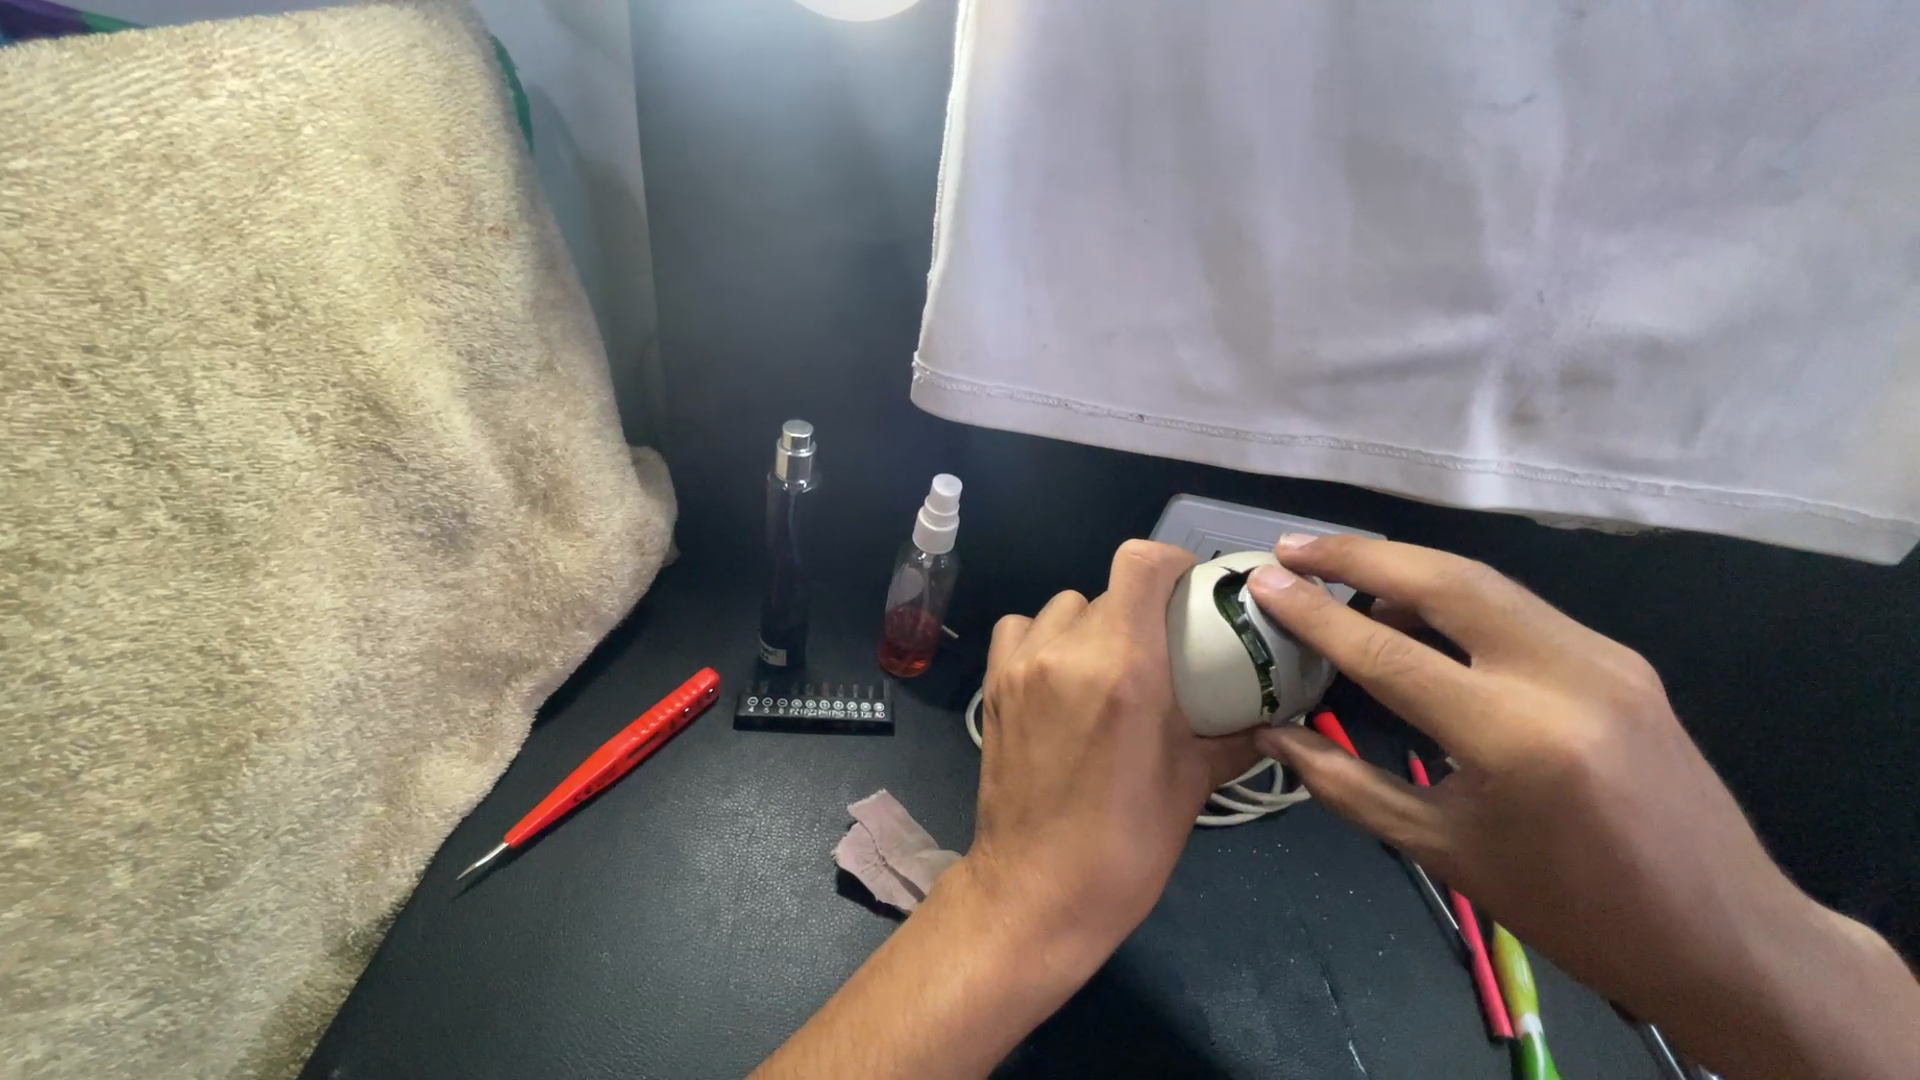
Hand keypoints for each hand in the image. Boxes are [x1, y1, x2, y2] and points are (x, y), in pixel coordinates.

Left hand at [970, 540, 1255, 965]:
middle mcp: (1066, 652)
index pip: (1139, 564)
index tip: (1190, 588)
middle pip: (1107, 588)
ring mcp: (1021, 665)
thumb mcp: (1192, 786)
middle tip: (1161, 647)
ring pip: (1063, 606)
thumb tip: (1268, 713)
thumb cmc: (1125, 846)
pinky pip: (1020, 630)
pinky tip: (1060, 674)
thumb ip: (1233, 735)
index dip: (1170, 563)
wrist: (1035, 891)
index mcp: (1124, 669)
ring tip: (1109, 665)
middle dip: (1140, 608)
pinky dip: (1044, 638)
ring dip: (1092, 623)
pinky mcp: (993, 685)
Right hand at [1246, 534, 1919, 1079]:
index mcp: (1512, 736)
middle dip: (1358, 555)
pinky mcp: (1617, 656)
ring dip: (1402, 565)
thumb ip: (1343, 782)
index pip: (1387, 652)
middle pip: (1444, 580)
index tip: (1262, 580)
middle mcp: (1563, 675)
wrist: (1724, 933)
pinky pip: (1514, 606)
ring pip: (1482, 580)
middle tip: (1293, 547)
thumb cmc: (1567, 905)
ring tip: (1335, 570)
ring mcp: (1601, 656)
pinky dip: (1449, 594)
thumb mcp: (1440, 849)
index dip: (1314, 613)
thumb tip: (1270, 734)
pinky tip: (1409, 611)